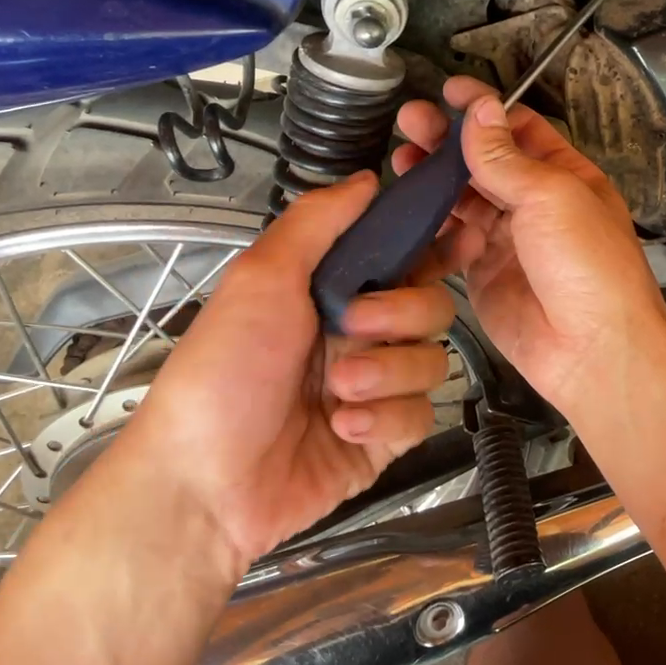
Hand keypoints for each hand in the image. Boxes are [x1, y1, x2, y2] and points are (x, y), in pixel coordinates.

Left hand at [113, 175, 460, 568]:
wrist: (203, 484)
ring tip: (337, 391)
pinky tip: (342, 427)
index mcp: (333, 293)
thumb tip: (367, 180)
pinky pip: (421, 415)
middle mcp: (361, 335)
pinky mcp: (385, 436)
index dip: (438, 245)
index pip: (405, 258)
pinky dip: (383, 418)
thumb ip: (316, 222)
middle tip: (352, 328)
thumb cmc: (221, 374)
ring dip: (387, 372)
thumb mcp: (259, 279)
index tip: (462, 235)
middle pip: (433, 306)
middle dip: (401, 315)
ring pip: (433, 361)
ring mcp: (377, 387)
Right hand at [394, 76, 665, 417]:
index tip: (448, 92)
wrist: (592, 349)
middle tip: (409, 122)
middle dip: (448, 140)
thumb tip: (481, 110)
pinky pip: (453, 240)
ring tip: (402, 158)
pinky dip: (432, 223)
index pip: (519, 129)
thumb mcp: (551, 197)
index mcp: (565, 176)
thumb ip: (508, 157)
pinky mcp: (484, 273)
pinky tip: (410, 207)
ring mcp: (509, 239)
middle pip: (485, 161)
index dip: (484, 109)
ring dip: (434, 178)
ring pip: (464, 198)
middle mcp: (537, 204)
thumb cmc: (589, 265)